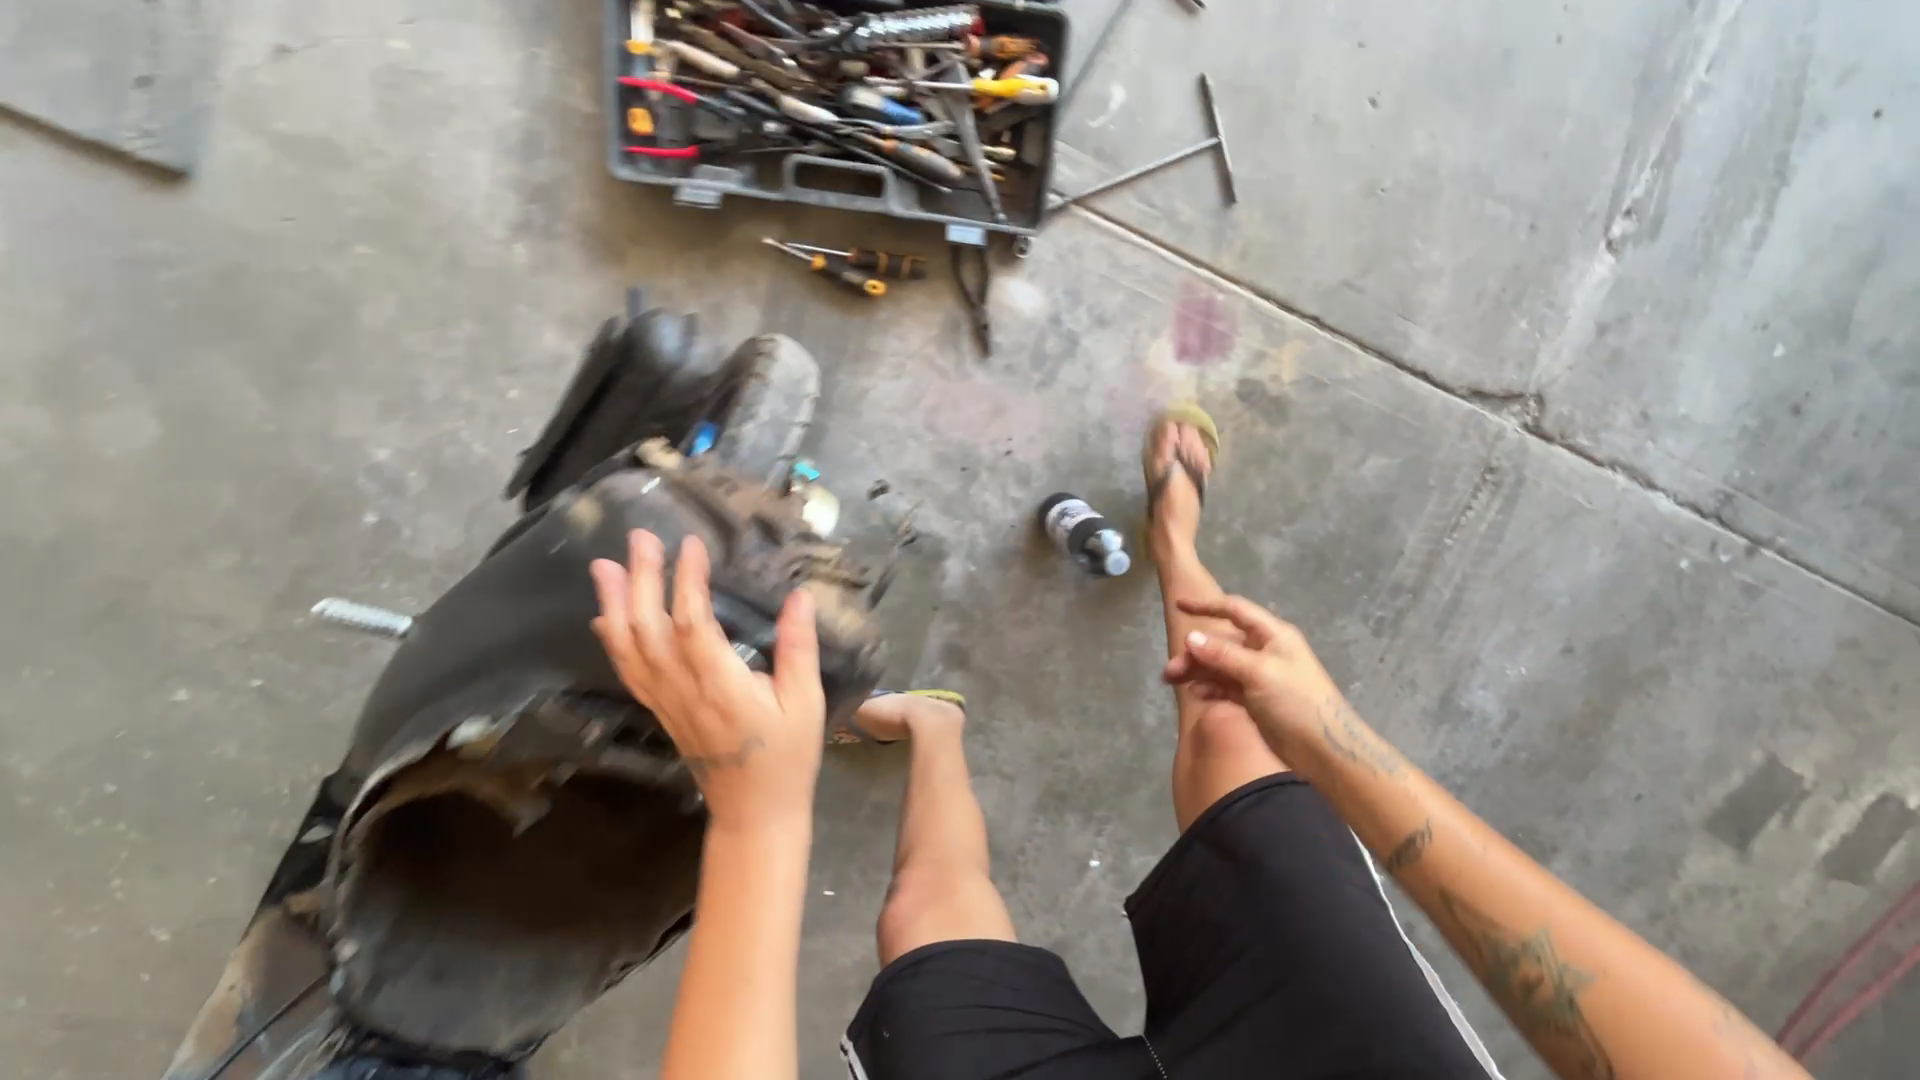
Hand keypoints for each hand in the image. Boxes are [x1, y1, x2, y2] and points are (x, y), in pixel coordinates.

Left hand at [590, 529, 825, 831]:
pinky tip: (604, 616)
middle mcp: (683, 690)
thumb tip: (799, 597)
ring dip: (614, 604)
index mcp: (721, 685)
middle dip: (641, 580)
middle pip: (649, 629)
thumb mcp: (806, 703)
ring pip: (629, 648)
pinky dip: (612, 640)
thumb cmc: (786, 756)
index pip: (694, 623)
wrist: (753, 810)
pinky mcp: (660, 710)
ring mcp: (665, 701)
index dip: (687, 581)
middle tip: (640, 537)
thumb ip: (799, 649)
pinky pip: (628, 671)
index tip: (691, 543)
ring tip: (605, 564)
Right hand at [1162, 596, 1345, 753]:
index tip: (1178, 605)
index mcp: (1272, 635)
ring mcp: (1258, 676)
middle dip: (1194, 652)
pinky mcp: (1254, 699)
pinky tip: (1196, 695)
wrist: (1323, 750)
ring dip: (1197, 671)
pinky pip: (1225, 686)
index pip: (1235, 611)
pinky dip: (1209, 688)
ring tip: (1173, 683)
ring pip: (1219, 665)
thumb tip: (1190, 636)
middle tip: (1170, 670)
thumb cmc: (1297, 701)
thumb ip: (1223, 654)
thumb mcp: (1259, 673)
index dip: (1207, 607)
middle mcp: (1263, 650)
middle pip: (1221, 642)